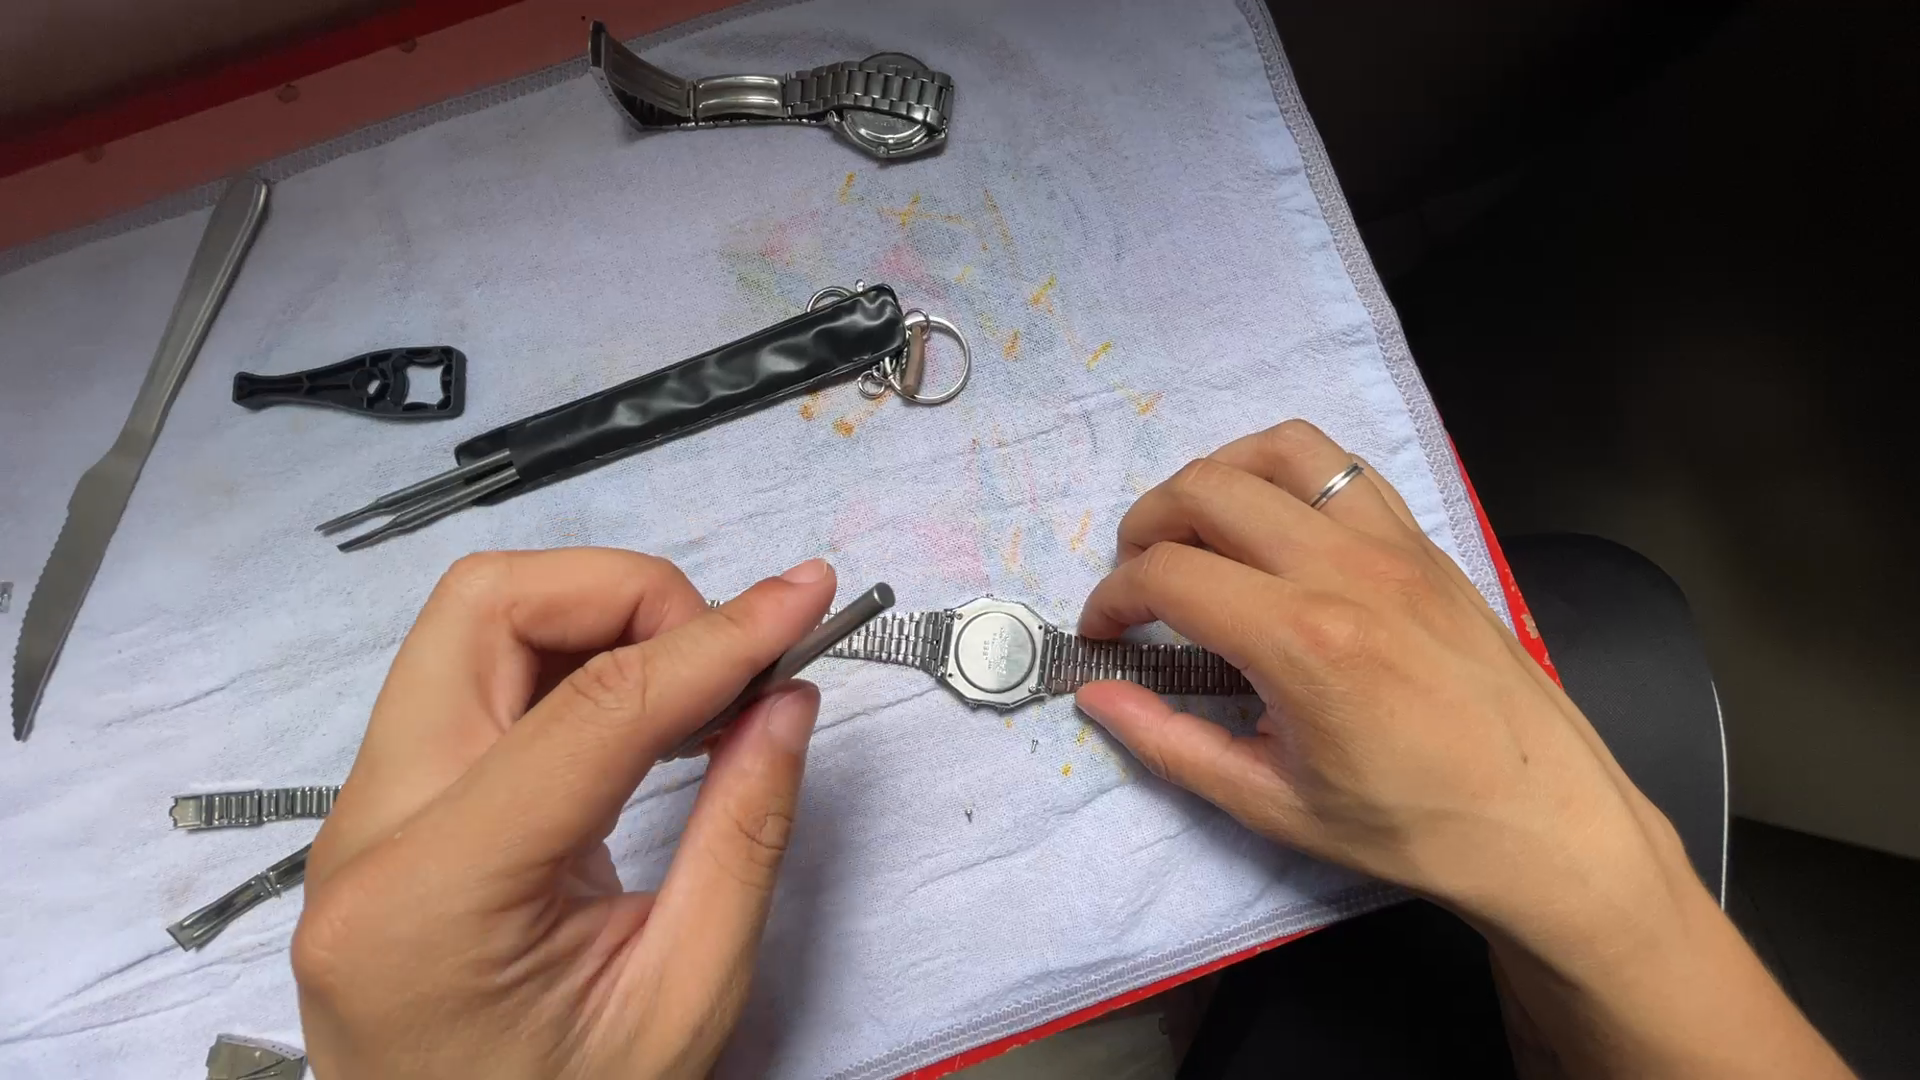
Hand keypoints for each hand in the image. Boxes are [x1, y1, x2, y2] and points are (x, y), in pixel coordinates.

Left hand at [292, 549, 835, 1079]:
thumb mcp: (691, 992)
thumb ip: (746, 829)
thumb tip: (788, 695)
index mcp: (437, 896)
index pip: (596, 706)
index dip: (719, 638)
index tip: (806, 596)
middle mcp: (373, 824)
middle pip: (491, 606)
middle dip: (634, 597)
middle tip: (723, 660)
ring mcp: (370, 801)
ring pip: (482, 614)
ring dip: (608, 612)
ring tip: (696, 682)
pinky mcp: (398, 792)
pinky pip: (488, 661)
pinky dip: (586, 646)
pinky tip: (650, 704)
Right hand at [1074, 420, 1849, 1077]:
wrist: (1551, 825)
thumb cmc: (1405, 825)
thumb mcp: (1268, 804)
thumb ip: (1167, 743)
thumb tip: (1094, 694)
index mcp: (1301, 641)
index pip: (1167, 575)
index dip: (1112, 598)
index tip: (1102, 633)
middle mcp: (1343, 568)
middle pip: (1204, 491)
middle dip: (1143, 526)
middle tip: (1136, 580)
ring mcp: (1391, 541)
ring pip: (1274, 450)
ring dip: (1212, 477)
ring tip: (1195, 530)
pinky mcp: (1422, 538)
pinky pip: (1337, 464)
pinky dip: (1280, 470)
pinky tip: (1269, 519)